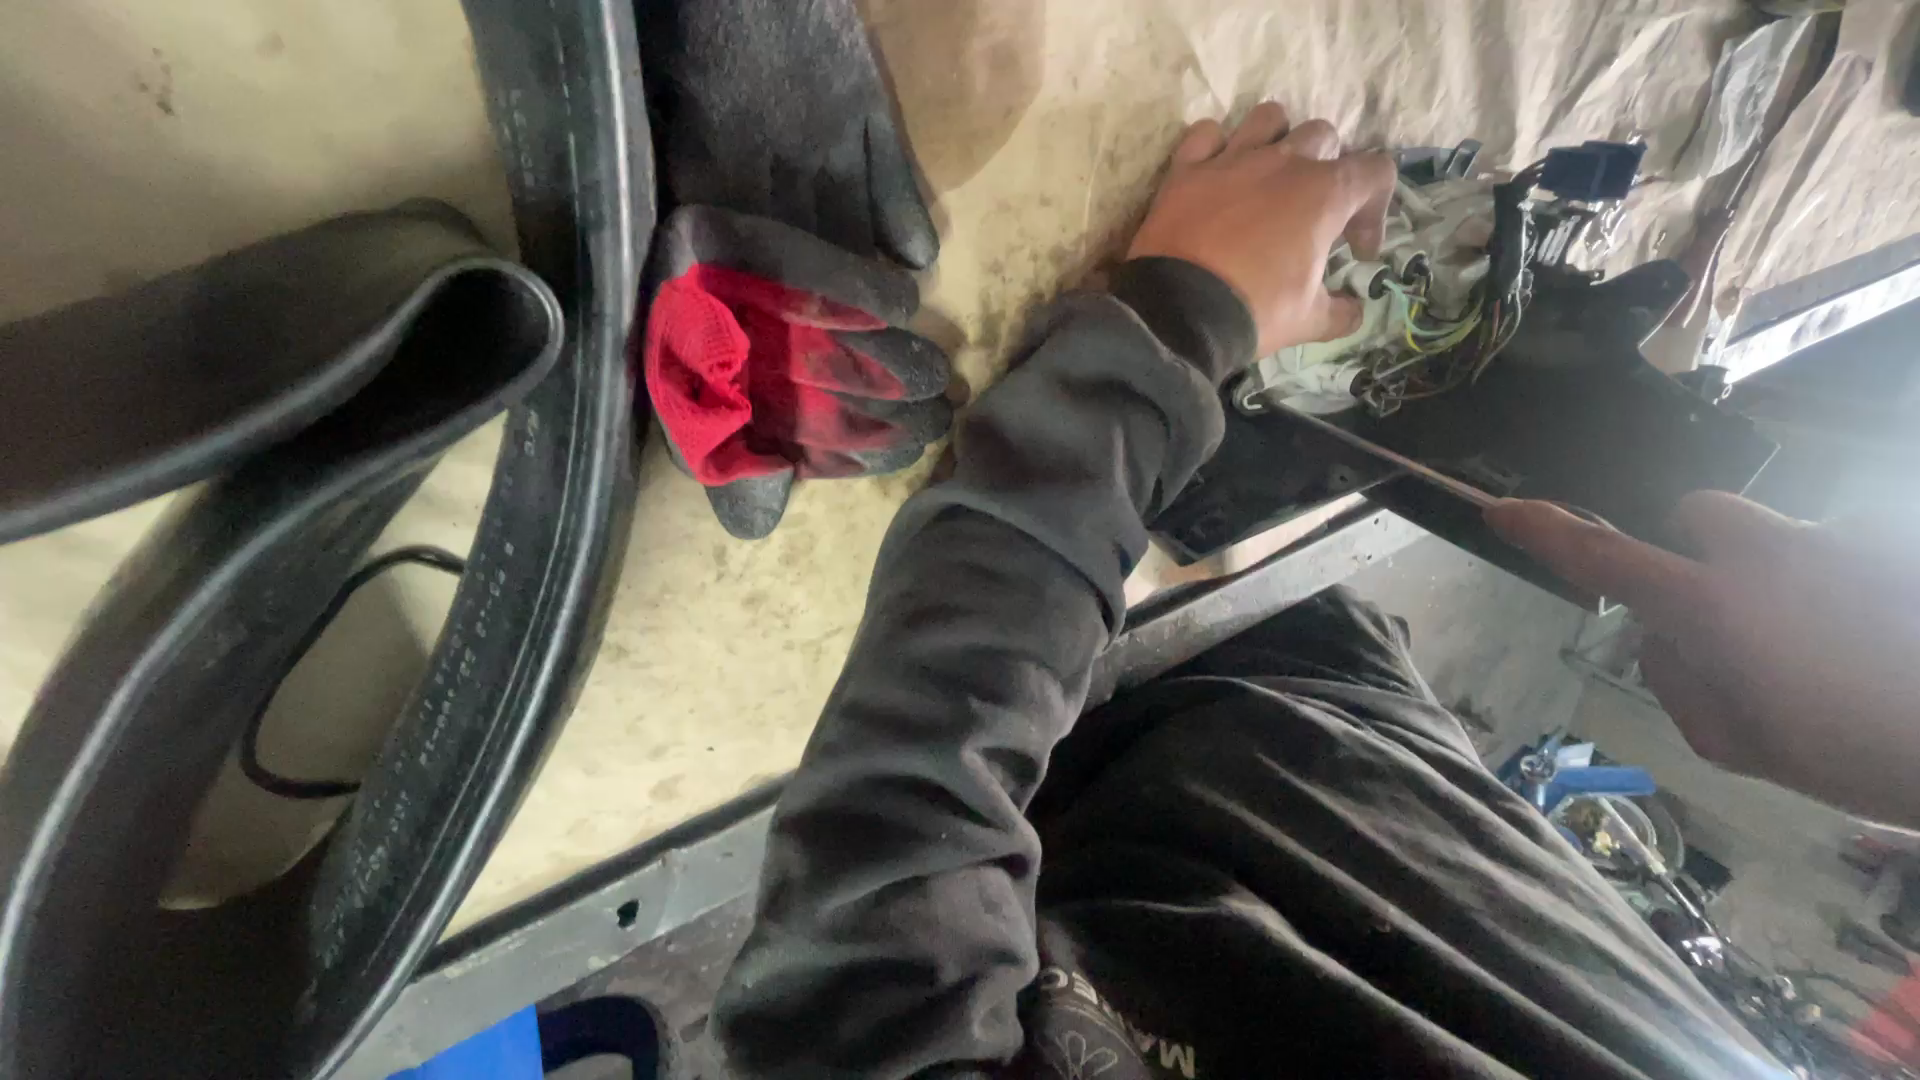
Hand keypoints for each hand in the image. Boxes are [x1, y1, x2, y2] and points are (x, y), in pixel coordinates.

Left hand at [1127, 102, 1397, 357]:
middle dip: (1326, 169)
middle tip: (1310, 213)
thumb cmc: (1252, 313)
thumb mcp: (1307, 321)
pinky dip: (1214, 146)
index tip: (1356, 249)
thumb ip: (1341, 313)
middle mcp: (1282, 162)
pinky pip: (1204, 135)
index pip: (1375, 172)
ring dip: (1277, 140)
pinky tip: (1216, 172)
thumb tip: (1356, 313)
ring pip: (1268, 119)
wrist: (1176, 317)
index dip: (1375, 209)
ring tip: (1268, 177)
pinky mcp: (1184, 171)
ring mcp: (1230, 160)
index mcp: (1323, 194)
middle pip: (1322, 137)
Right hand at [1488, 492, 1919, 828]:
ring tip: (1863, 646)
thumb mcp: (1741, 746)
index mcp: (1714, 607)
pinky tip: (1891, 637)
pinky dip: (1869, 589)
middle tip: (1753, 612)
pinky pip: (1862, 551)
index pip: (1602, 558)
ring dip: (1801, 575)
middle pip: (1700, 513)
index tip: (1500, 511)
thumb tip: (1670, 638)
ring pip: (1792, 537)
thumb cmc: (1871, 759)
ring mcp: (1850, 541)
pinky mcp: (1898, 541)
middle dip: (1710, 551)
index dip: (1544, 532)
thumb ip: (1680, 682)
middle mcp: (1772, 554)